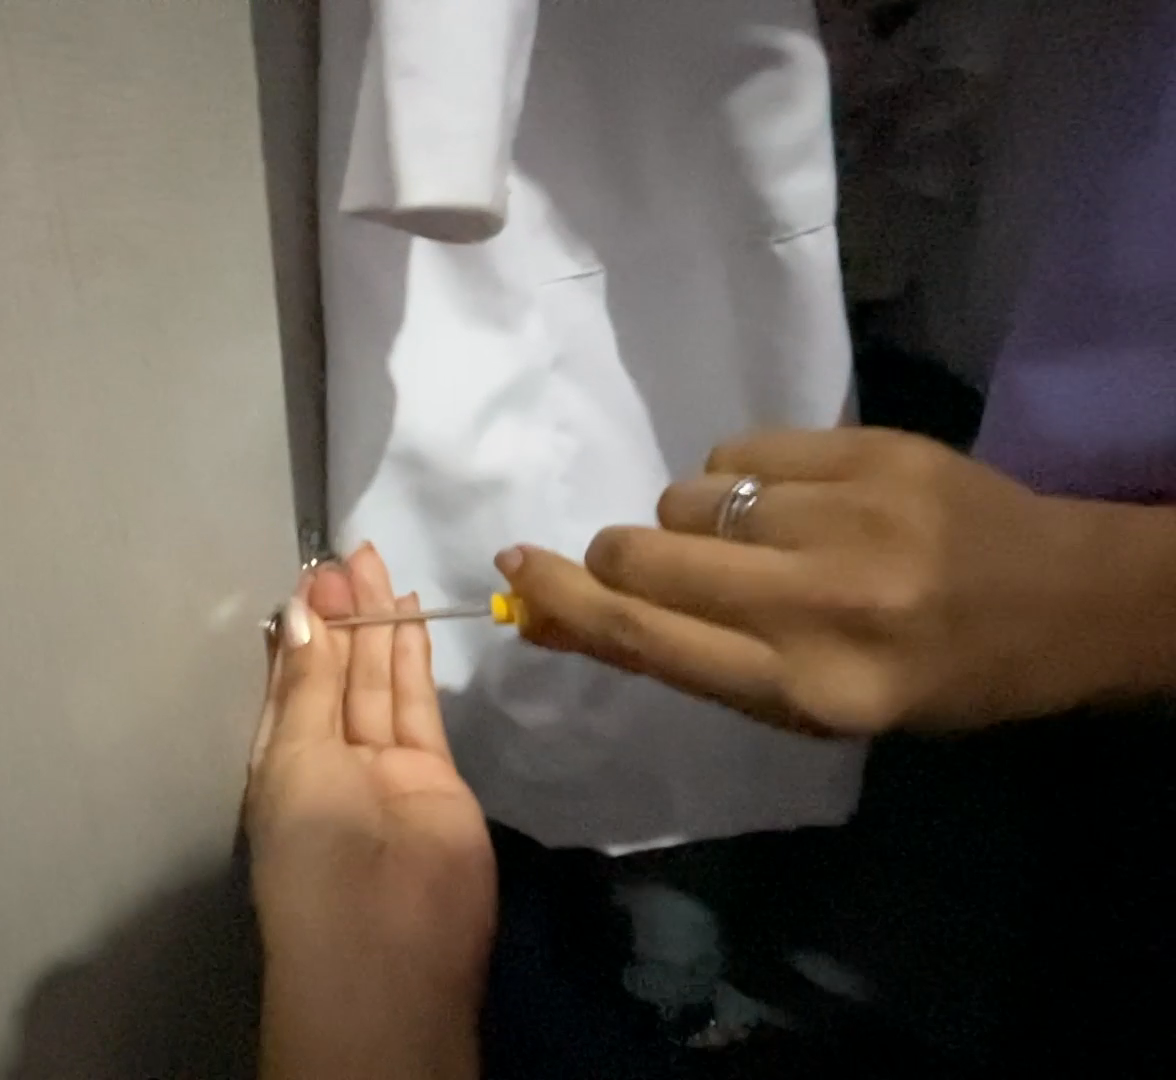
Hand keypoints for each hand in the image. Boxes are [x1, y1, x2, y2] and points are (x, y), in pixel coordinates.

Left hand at [247, 546, 493, 1078]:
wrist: (387, 947)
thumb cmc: (314, 846)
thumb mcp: (295, 755)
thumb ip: (305, 683)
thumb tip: (299, 612)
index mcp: (280, 754)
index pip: (289, 677)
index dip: (301, 628)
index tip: (310, 576)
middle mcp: (328, 754)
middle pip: (335, 672)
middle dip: (340, 616)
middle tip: (345, 558)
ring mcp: (382, 763)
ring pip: (376, 680)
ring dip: (375, 625)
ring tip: (373, 568)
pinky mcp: (433, 770)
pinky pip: (416, 704)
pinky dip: (410, 659)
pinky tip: (404, 616)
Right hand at [494, 427, 1170, 734]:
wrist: (1070, 602)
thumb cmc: (902, 673)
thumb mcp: (780, 696)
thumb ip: (658, 653)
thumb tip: (541, 616)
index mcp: (804, 687)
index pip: (641, 634)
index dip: (561, 595)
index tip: (512, 566)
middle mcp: (827, 606)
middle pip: (641, 553)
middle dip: (622, 554)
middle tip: (663, 562)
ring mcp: (857, 519)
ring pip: (681, 498)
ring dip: (692, 520)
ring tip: (763, 537)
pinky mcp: (875, 452)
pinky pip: (733, 453)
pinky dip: (741, 479)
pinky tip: (800, 499)